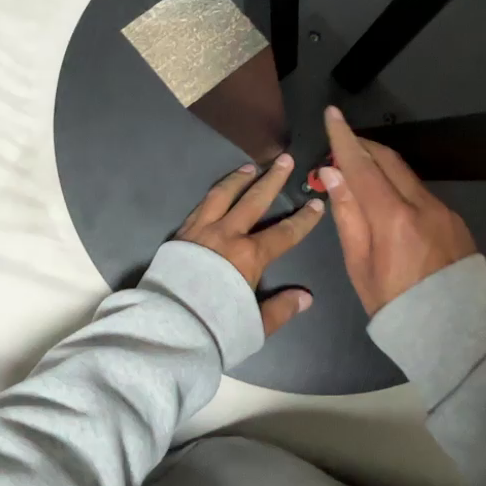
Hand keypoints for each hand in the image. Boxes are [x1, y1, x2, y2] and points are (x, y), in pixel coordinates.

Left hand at [175, 154, 325, 335]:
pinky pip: (201, 206)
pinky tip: (217, 191)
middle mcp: (227, 234)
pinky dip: (213, 194)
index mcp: (249, 256)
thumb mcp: (254, 326)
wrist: (168, 325)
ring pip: (223, 195)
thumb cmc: (214, 326)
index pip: (284, 233)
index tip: (317, 204)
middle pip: (254, 200)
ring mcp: (202, 230)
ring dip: (239, 179)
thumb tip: (305, 296)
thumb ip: (280, 309)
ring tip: (250, 167)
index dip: (303, 220)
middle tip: (284, 159)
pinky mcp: (182, 233)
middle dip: (272, 179)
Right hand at [321, 106, 477, 314]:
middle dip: (360, 146)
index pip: (362, 166)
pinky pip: (420, 193)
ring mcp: (444, 212)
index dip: (343, 138)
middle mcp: (423, 205)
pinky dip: (398, 187)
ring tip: (356, 175)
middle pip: (387, 160)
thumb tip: (332, 174)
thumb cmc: (395, 307)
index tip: (332, 114)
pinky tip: (386, 202)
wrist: (456, 337)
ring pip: (405, 175)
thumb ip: (347, 215)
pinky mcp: (456, 221)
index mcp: (393, 218)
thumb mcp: (359, 266)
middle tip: (337, 148)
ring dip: (379, 166)